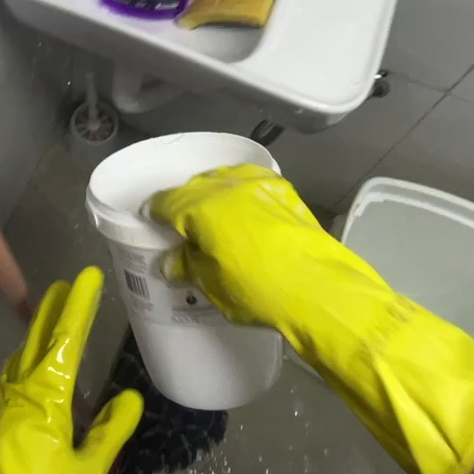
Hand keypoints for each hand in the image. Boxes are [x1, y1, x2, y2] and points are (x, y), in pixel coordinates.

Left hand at [0, 267, 143, 473]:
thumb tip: (131, 399)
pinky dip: (27, 371)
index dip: (80, 304)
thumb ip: (108, 434)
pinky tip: (37, 382)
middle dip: (53, 310)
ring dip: (39, 341)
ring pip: (21, 360)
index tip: (88, 276)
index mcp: (45, 396)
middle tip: (65, 286)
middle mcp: (16, 389)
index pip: (67, 337)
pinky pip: (10, 384)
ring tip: (57, 332)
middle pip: (37, 338)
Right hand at [149, 166, 473, 473]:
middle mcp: (226, 186)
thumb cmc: (258, 294)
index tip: (150, 222)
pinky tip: (246, 214)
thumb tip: (173, 260)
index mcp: (200, 206)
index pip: (165, 200)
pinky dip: (243, 195)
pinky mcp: (286, 193)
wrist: (323, 293)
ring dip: (214, 193)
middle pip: (193, 185)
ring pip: (225, 179)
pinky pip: (253, 185)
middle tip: (181, 224)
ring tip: (213, 217)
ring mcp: (259, 185)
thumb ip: (189, 266)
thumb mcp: (214, 287)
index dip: (154, 211)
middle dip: (184, 200)